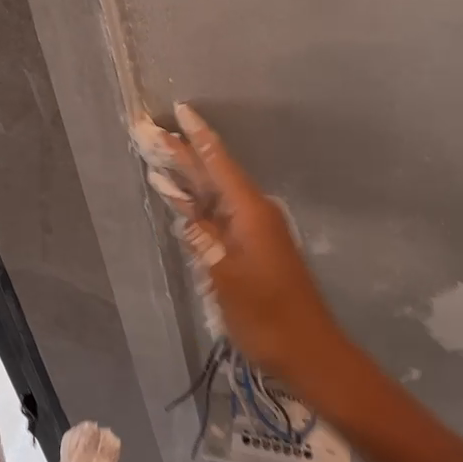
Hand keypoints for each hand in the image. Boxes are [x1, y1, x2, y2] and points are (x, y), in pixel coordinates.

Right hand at [150, 103, 343, 382]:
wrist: (310, 352)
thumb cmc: (268, 315)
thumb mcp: (227, 278)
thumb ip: (204, 241)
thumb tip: (185, 213)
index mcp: (249, 211)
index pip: (218, 163)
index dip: (198, 136)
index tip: (181, 109)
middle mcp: (252, 213)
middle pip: (213, 175)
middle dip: (183, 153)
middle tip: (152, 133)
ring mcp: (253, 231)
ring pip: (214, 195)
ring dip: (188, 178)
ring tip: (158, 159)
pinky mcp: (251, 249)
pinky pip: (219, 216)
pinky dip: (197, 206)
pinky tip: (180, 202)